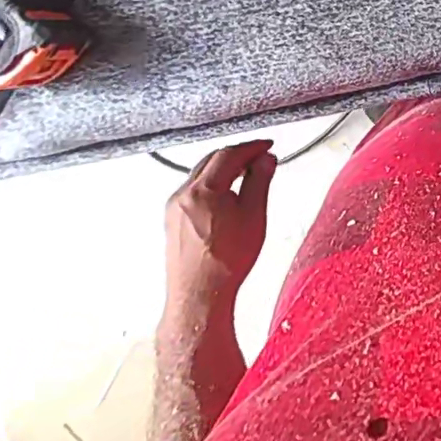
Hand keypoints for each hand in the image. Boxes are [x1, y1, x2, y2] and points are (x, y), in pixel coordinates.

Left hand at [164, 140, 275, 305]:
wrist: (199, 294)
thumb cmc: (227, 259)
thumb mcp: (254, 214)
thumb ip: (259, 180)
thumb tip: (265, 160)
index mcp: (202, 191)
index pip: (228, 154)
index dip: (252, 147)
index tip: (267, 146)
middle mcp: (182, 196)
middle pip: (211, 160)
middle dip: (238, 154)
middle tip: (260, 156)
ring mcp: (173, 209)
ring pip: (201, 174)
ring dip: (225, 167)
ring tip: (248, 173)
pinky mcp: (172, 221)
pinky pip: (194, 190)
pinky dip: (214, 182)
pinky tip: (228, 192)